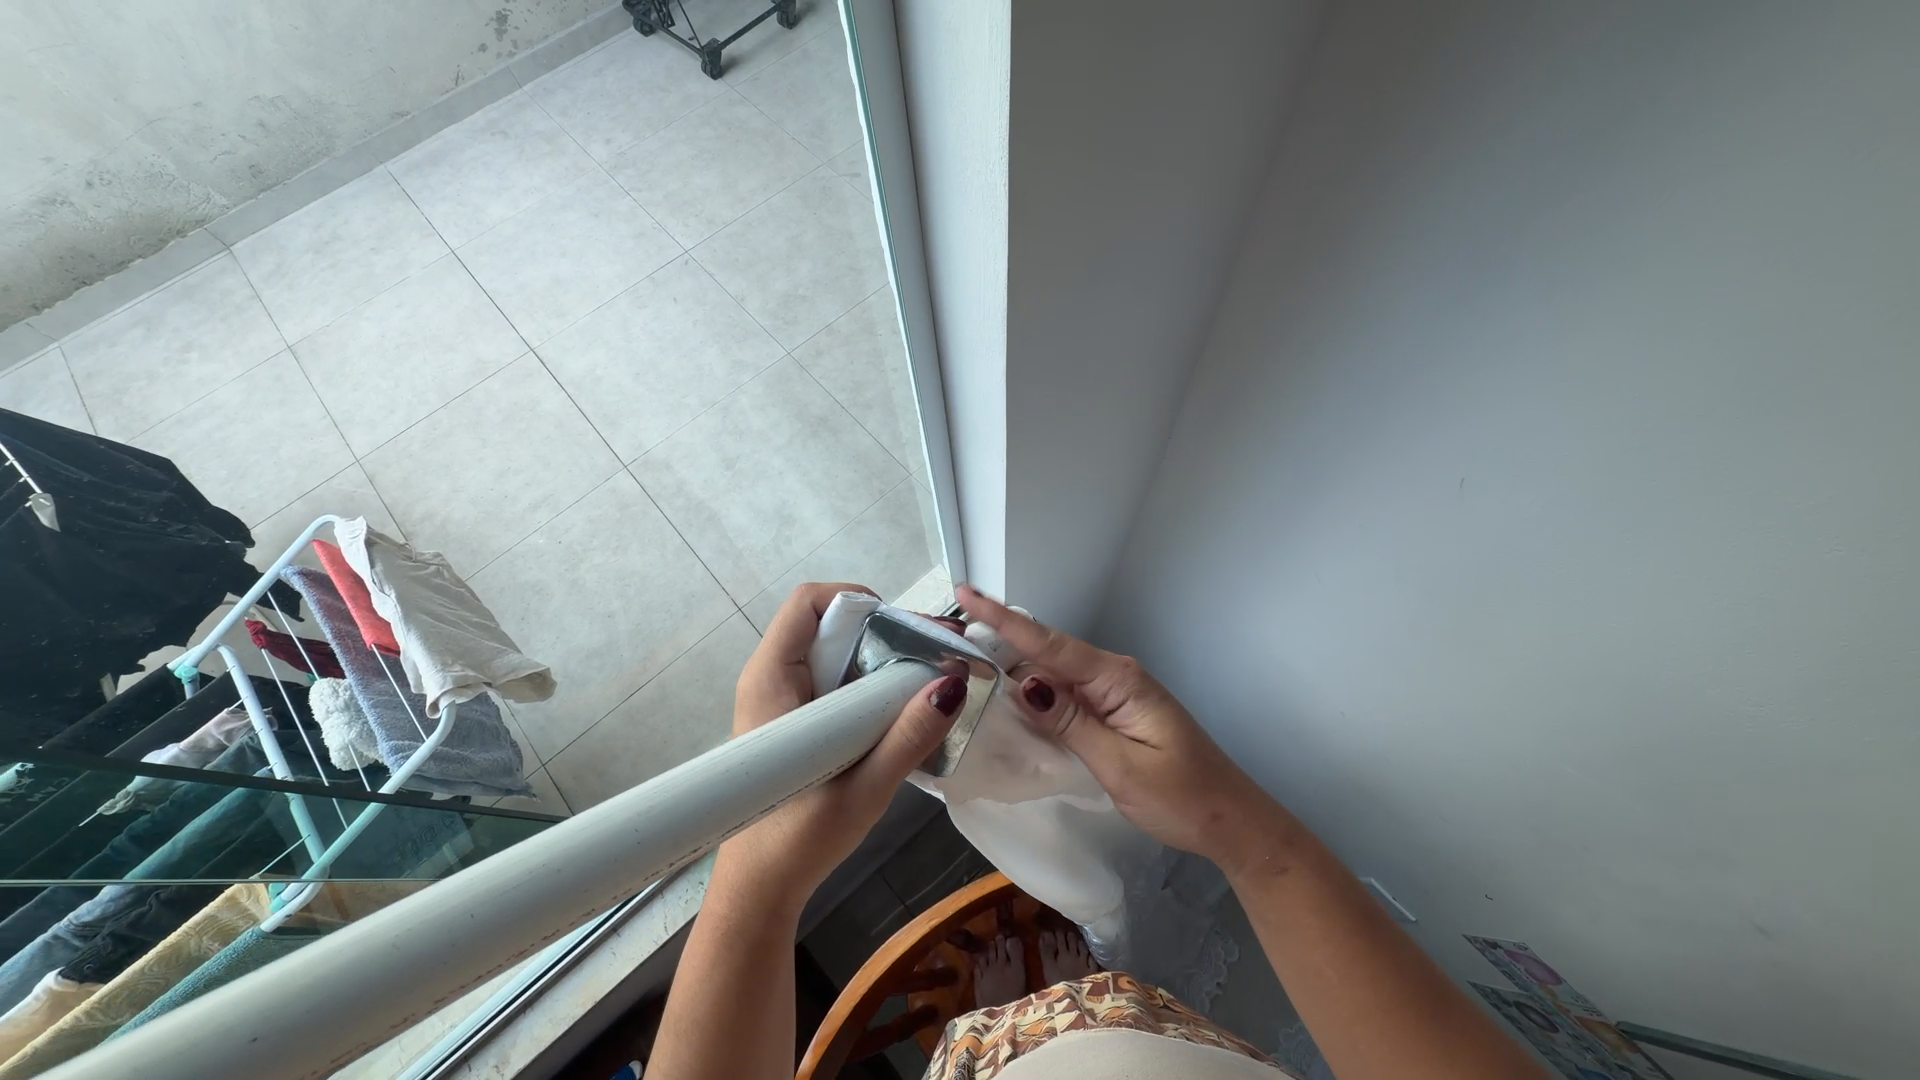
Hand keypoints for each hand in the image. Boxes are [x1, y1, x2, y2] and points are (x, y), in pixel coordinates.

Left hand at [721, 583, 967, 899]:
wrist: (760, 890)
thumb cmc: (798, 841)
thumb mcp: (865, 788)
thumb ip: (909, 735)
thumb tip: (955, 682)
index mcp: (772, 680)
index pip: (810, 603)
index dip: (861, 603)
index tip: (908, 635)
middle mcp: (772, 678)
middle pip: (832, 625)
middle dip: (889, 635)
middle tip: (939, 660)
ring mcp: (783, 700)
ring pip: (840, 655)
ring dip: (886, 665)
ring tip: (932, 687)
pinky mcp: (797, 722)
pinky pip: (839, 683)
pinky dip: (874, 689)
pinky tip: (903, 715)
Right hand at [955, 584, 1285, 875]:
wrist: (1230, 822)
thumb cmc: (1181, 797)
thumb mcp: (1121, 765)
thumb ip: (1070, 723)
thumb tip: (1023, 684)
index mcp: (1117, 680)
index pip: (1050, 644)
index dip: (1005, 621)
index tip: (966, 595)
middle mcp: (1113, 677)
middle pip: (1046, 651)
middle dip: (999, 638)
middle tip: (947, 633)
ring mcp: (1111, 694)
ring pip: (1052, 672)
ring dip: (1011, 665)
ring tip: (963, 656)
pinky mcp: (1110, 713)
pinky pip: (1063, 695)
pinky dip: (1032, 692)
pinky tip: (1004, 693)